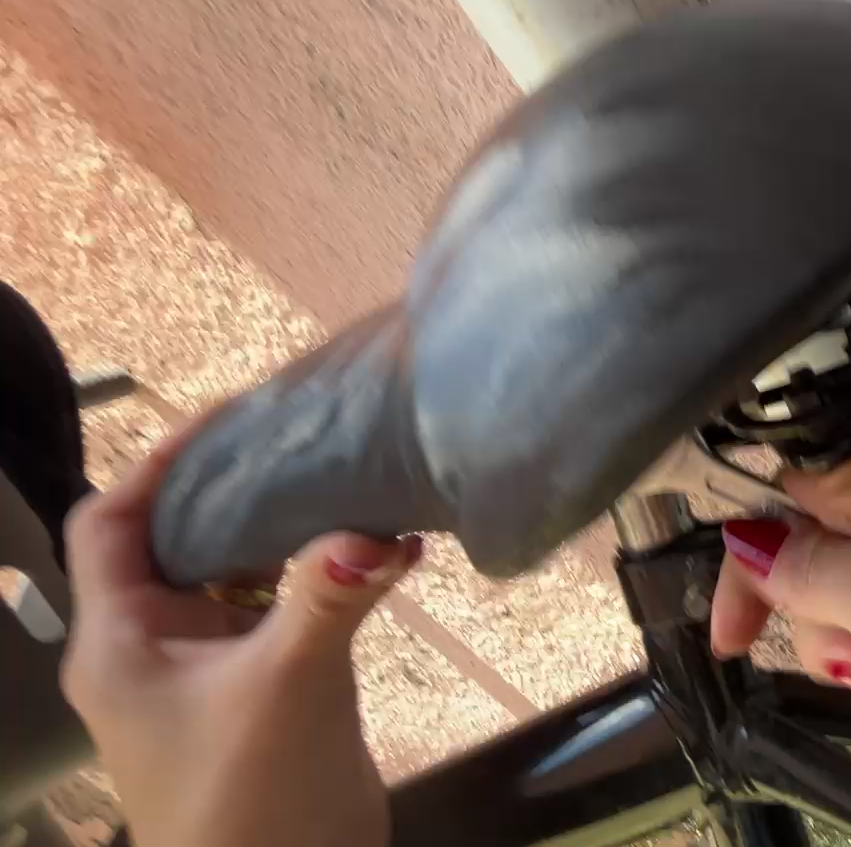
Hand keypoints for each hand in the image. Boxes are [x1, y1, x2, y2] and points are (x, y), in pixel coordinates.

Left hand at [60, 434, 421, 846]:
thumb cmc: (248, 786)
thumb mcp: (284, 685)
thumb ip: (327, 600)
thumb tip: (384, 529)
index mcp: (124, 638)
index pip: (113, 524)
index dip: (158, 461)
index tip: (232, 411)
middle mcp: (164, 636)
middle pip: (185, 531)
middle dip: (239, 477)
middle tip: (310, 430)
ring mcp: (223, 652)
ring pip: (247, 560)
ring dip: (295, 517)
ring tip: (354, 472)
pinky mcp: (277, 664)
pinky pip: (296, 591)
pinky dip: (335, 559)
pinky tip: (391, 543)